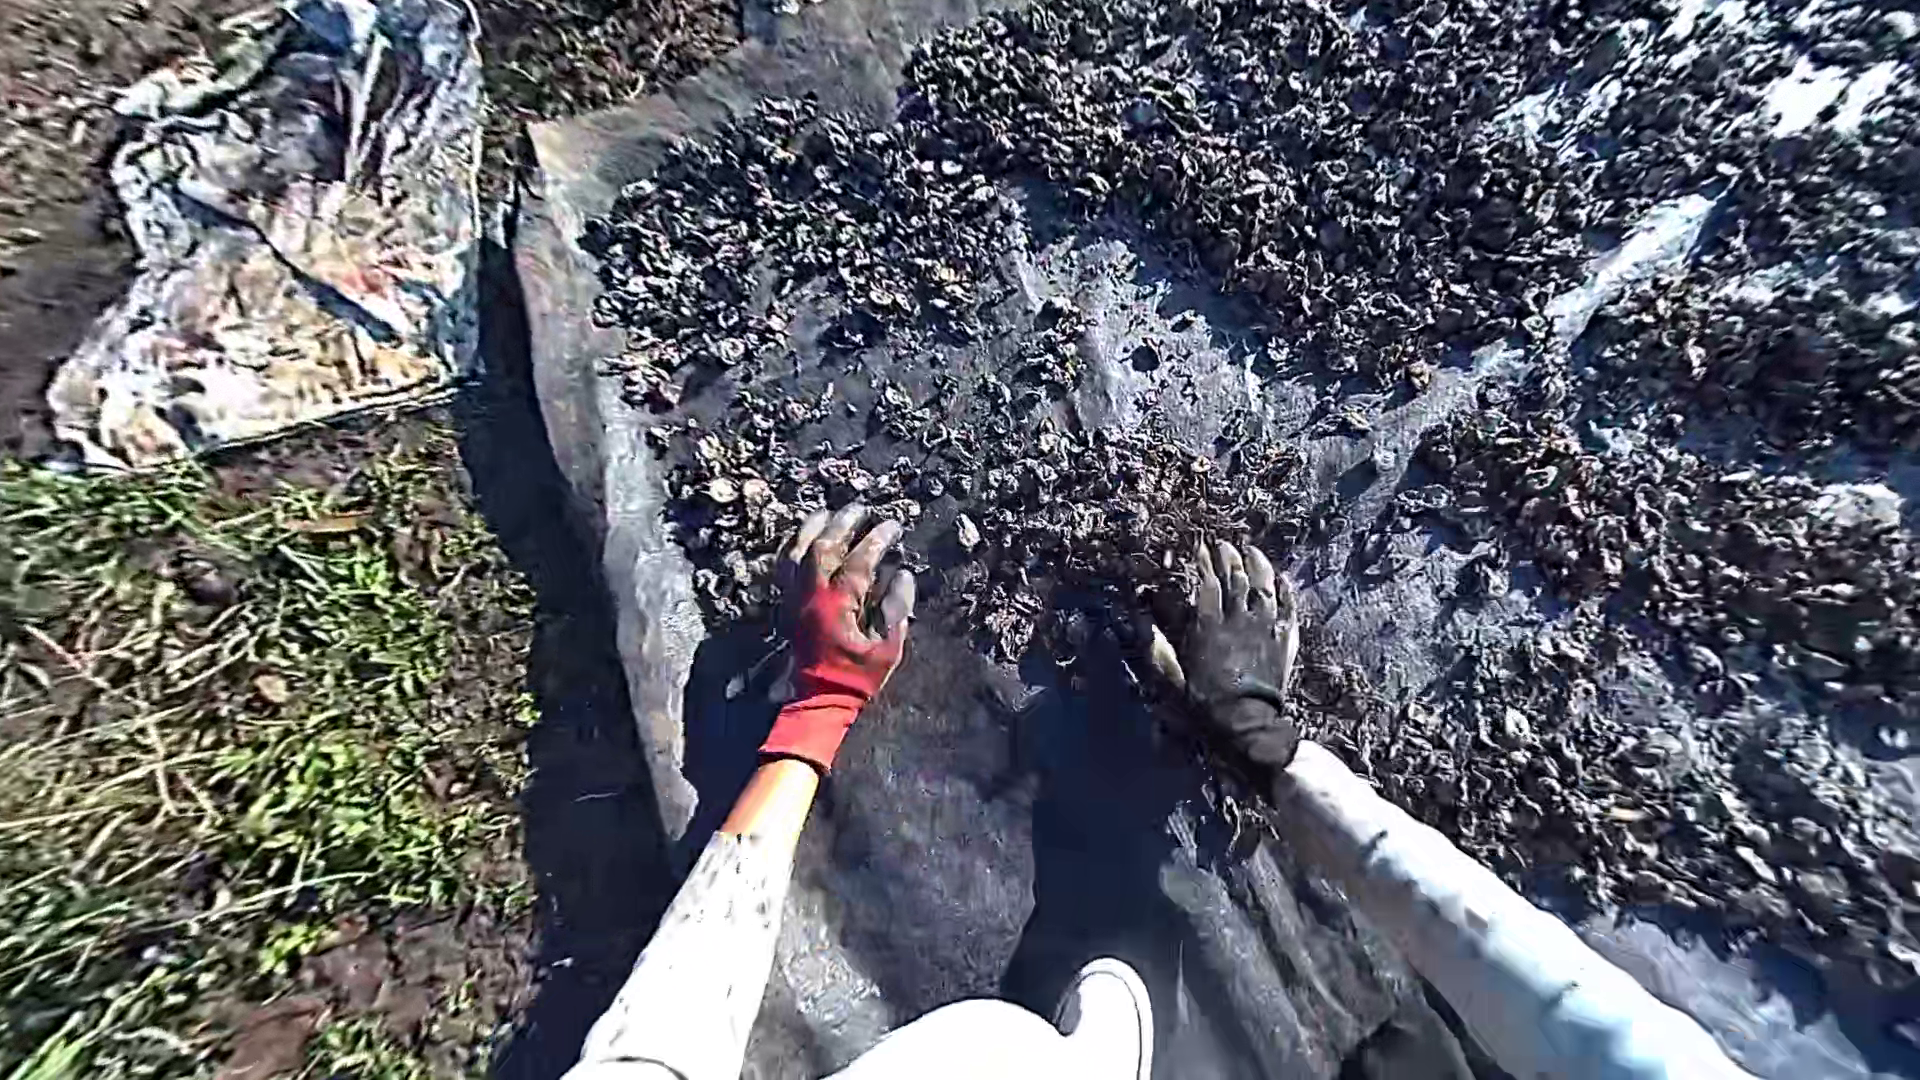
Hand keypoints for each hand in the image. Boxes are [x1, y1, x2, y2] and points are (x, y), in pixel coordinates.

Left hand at [760, 503, 916, 771]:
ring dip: (815, 527)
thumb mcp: (888, 648)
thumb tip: (904, 574)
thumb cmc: (857, 676)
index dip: (877, 539)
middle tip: (862, 510)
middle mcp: (811, 595)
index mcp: (838, 605)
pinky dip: (793, 545)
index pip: (859, 560)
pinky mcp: (787, 603)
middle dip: (844, 522)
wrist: (818, 700)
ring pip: (798, 551)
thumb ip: (897, 609)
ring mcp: (795, 597)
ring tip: (831, 512)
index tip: (893, 526)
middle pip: (824, 546)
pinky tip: (803, 536)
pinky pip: (783, 565)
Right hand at [1145, 541, 1300, 780]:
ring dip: (1257, 565)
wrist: (1248, 723)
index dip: (1203, 563)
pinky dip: (1286, 590)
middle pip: (1236, 578)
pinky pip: (1289, 608)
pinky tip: (1281, 578)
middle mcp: (1238, 620)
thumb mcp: (1172, 675)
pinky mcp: (1284, 640)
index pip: (1208, 583)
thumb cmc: (1205, 700)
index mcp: (1209, 626)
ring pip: (1264, 586)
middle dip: (1228, 557)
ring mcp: (1265, 628)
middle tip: (1223, 545)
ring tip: (1251, 551)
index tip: (1199, 549)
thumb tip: (1139, 621)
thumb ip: (1158, 646)